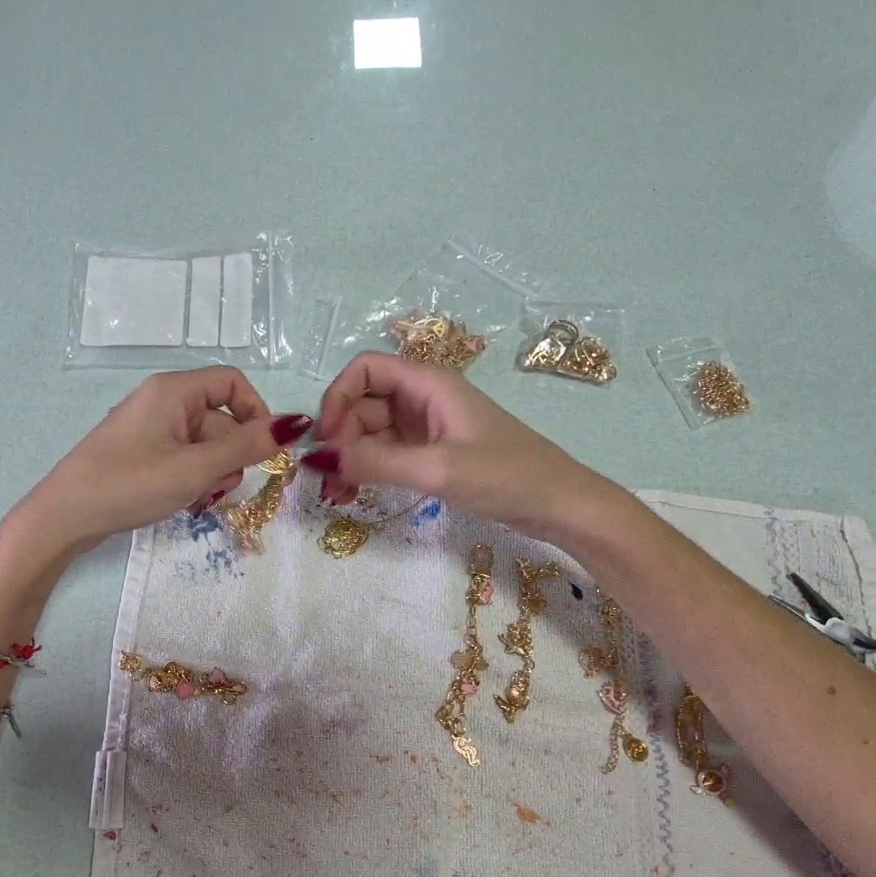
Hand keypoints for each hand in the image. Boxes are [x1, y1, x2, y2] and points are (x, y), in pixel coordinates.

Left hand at [12, 369, 312, 554]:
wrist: (64, 516)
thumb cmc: (130, 484)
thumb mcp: (195, 468)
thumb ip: (247, 446)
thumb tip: (298, 422)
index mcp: (173, 390)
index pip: (232, 383)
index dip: (256, 413)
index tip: (264, 450)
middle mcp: (161, 401)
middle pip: (219, 418)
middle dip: (230, 454)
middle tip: (219, 488)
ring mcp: (148, 429)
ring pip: (202, 443)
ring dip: (212, 471)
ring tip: (198, 499)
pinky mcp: (138, 454)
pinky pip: (181, 457)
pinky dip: (190, 477)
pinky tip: (182, 502)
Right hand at [306, 352, 613, 540]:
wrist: (560, 507)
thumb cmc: (507, 476)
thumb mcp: (437, 469)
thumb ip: (374, 463)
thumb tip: (315, 460)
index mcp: (429, 384)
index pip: (364, 370)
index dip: (338, 398)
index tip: (327, 439)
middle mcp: (423, 399)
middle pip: (361, 404)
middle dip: (338, 438)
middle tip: (326, 480)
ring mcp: (425, 428)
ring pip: (368, 433)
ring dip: (347, 460)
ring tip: (336, 496)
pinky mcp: (429, 454)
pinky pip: (383, 455)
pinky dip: (364, 471)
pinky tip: (352, 495)